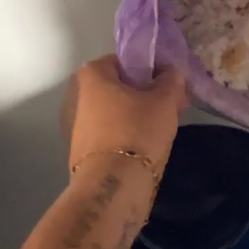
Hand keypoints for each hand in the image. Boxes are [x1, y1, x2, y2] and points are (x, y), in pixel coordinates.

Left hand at [61, 55, 187, 178]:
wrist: (113, 187)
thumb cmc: (137, 131)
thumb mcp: (164, 101)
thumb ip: (171, 81)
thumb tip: (172, 73)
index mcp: (92, 75)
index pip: (125, 61)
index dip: (150, 70)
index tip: (169, 83)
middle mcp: (77, 96)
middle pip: (119, 88)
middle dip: (145, 95)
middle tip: (171, 106)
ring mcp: (76, 126)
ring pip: (115, 113)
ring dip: (137, 117)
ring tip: (163, 129)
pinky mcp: (81, 152)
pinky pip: (110, 135)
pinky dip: (127, 136)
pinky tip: (147, 147)